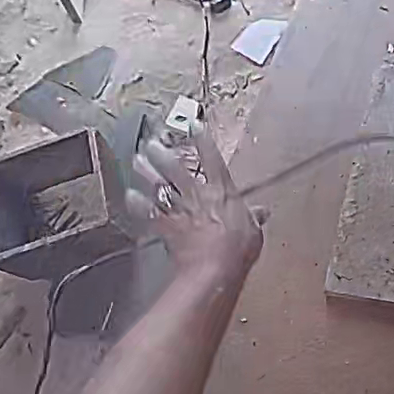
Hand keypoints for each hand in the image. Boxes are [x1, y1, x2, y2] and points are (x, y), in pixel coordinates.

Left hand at [129, 121, 264, 276]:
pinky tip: (130, 196)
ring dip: (147, 173)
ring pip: (160, 185)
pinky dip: (139, 205)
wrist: (213, 269)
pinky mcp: (167, 227)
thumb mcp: (254, 232)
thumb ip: (254, 218)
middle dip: (163, 154)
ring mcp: (179, 210)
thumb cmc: (237, 250)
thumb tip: (263, 212)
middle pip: (176, 168)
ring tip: (137, 161)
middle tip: (151, 143)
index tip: (193, 124)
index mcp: (222, 191)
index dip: (203, 139)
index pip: (212, 158)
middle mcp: (197, 194)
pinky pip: (149, 213)